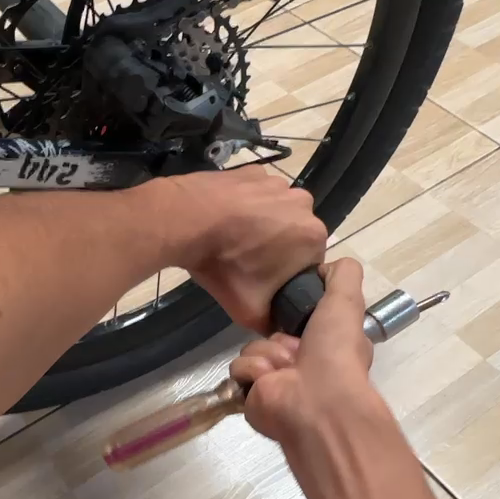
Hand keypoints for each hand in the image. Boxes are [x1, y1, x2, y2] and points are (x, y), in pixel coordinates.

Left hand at [153, 167, 326, 332]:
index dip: (288, 276)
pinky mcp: (253, 170)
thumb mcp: (249, 310)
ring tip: (233, 241)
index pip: (310, 263)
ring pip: (276, 213)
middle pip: (295, 236)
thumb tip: (276, 328)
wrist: (185, 220)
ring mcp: (278, 182)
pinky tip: (225, 219)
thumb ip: (271, 324)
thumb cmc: (224, 266)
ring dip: (262, 226)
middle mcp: (304, 204)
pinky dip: (245, 205)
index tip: (265, 283)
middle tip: (246, 264)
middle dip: (277, 250)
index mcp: (314, 236)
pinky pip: (257, 194)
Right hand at [228, 257, 386, 446]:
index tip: (303, 315)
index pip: (302, 322)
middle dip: (281, 337)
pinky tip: (270, 381)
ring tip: (284, 370)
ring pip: (254, 347)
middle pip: (273, 332)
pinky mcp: (253, 395)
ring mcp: (276, 383)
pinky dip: (254, 371)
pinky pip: (239, 368)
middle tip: (295, 347)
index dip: (301, 317)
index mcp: (327, 348)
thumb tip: (325, 266)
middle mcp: (303, 367)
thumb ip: (342, 275)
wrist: (316, 403)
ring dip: (268, 354)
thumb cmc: (335, 352)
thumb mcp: (346, 302)